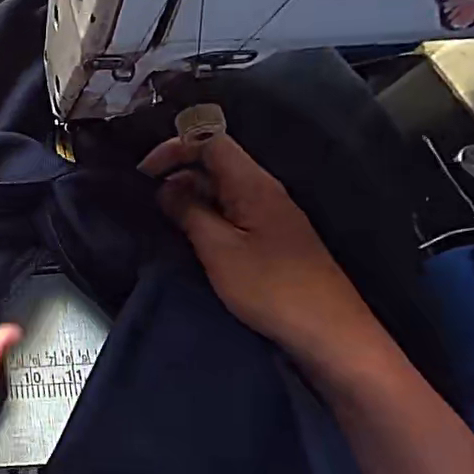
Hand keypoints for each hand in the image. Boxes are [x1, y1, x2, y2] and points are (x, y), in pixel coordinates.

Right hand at [140, 134, 392, 376]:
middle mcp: (263, 190)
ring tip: (161, 216)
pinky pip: (231, 210)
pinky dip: (205, 214)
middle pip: (216, 162)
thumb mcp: (219, 249)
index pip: (210, 141)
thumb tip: (165, 188)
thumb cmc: (271, 287)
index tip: (144, 172)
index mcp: (253, 184)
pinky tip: (189, 234)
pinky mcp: (271, 236)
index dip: (174, 147)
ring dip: (189, 196)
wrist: (329, 332)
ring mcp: (269, 213)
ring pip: (222, 188)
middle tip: (146, 196)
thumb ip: (188, 212)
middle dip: (177, 172)